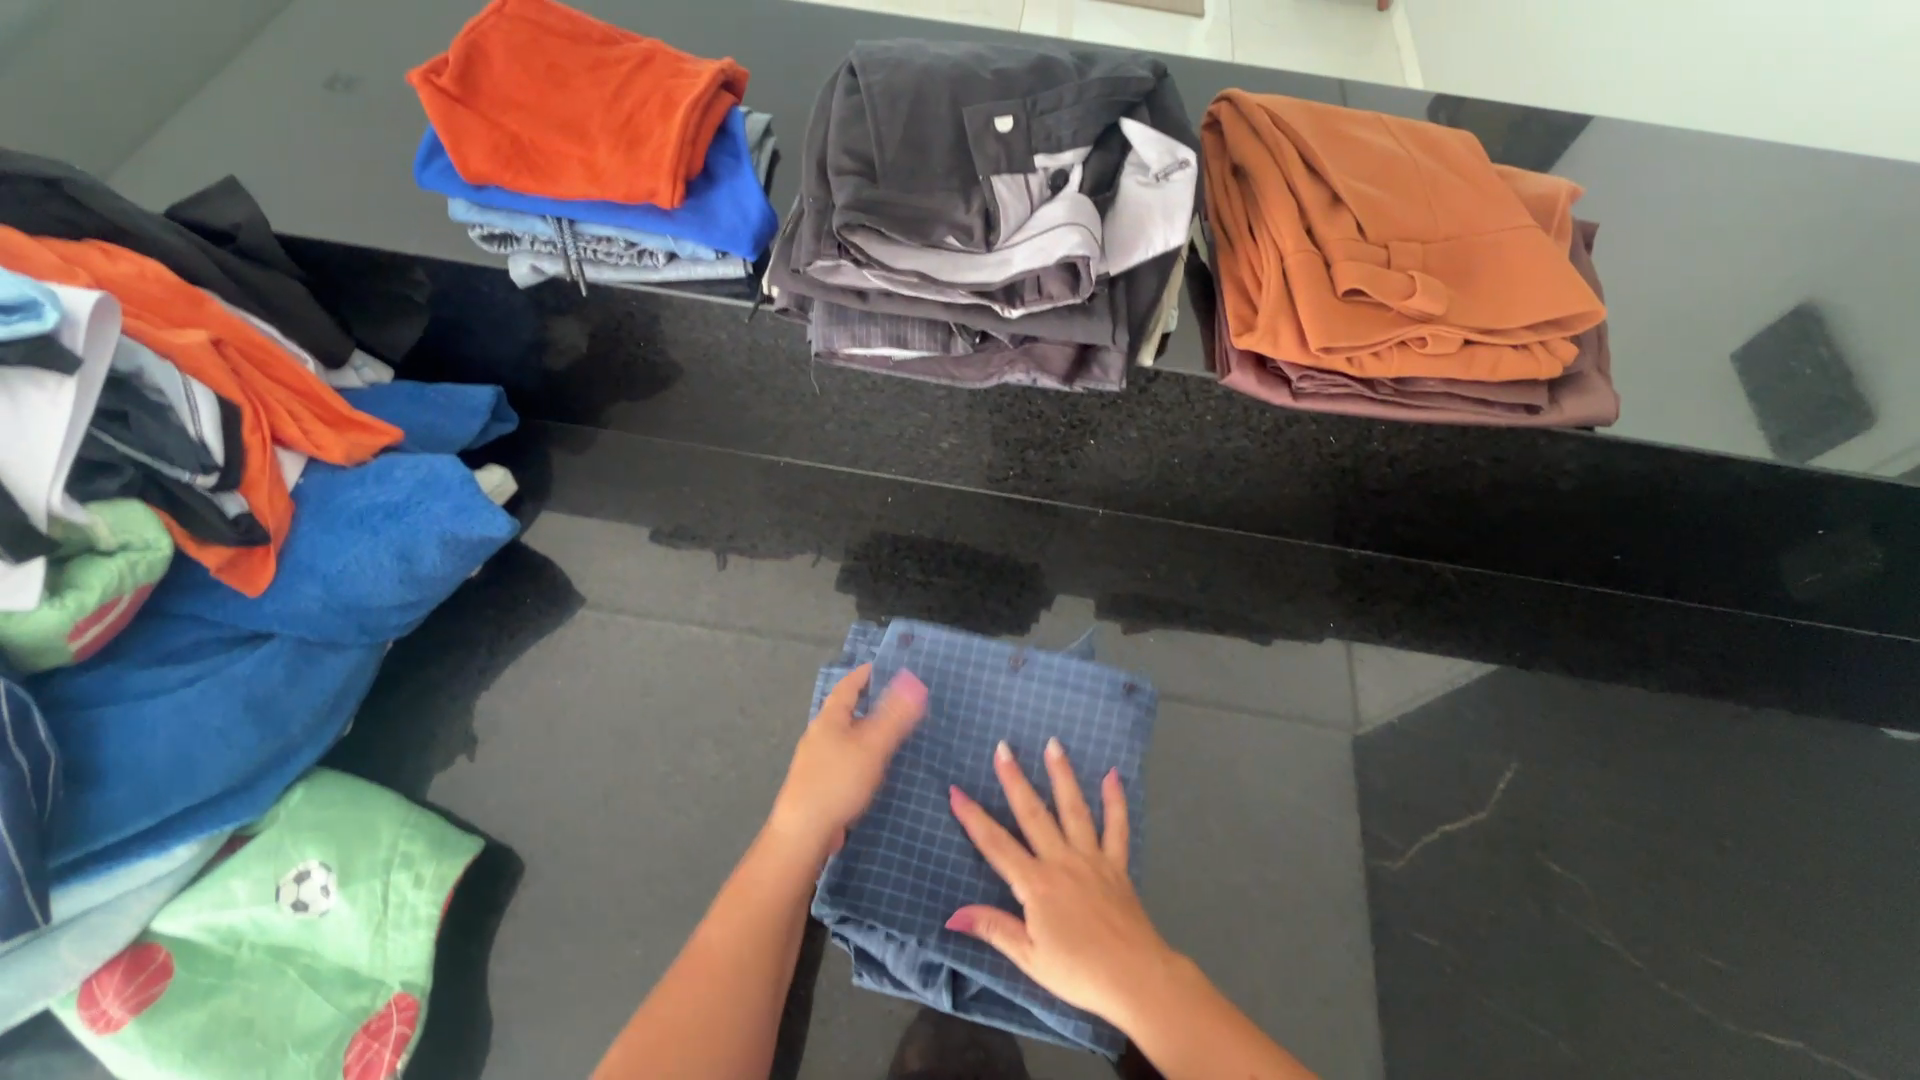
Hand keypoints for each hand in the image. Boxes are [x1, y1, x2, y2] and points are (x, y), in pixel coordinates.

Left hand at [768, 664, 925, 861]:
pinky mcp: (820, 783)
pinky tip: (873, 768)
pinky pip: (844, 758)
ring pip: (845, 736)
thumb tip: (913, 682)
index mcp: (829, 720)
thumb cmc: (837, 782)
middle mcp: (819, 735)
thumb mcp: (871, 746)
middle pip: (844, 711)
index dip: (863, 675)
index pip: (847, 687)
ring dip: (865, 730)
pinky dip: (861, 753)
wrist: (804, 832)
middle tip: (894, 699)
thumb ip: (894, 715)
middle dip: (867, 703)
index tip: (880, 667)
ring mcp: (816, 760)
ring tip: (890, 733)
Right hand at [945, 737, 1179, 1028]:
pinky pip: (1116, 828)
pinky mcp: (1117, 865)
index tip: (956, 790)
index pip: (996, 845)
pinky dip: (1115, 801)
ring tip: (1054, 744)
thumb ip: (994, 928)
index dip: (973, 817)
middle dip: (1015, 780)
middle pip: (1033, 814)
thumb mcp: (1029, 957)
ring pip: (1074, 809)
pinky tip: (1113, 775)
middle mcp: (1061, 861)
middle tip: (1004, 748)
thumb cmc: (1078, 972)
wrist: (1136, 978)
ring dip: (1062, 775)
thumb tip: (953, 915)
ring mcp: (1092, 859)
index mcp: (1036, 884)